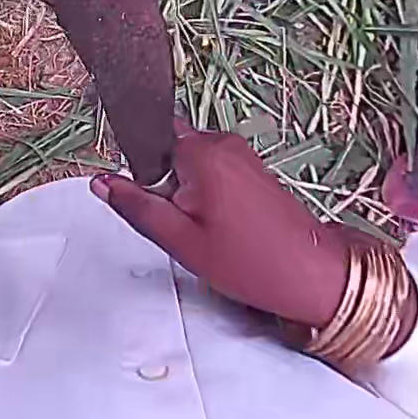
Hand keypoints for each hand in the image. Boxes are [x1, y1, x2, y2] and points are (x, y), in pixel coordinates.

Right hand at [91, 126, 353, 327]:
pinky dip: (203, 190)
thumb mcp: (179, 239)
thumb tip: (100, 181)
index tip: (154, 203)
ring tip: (201, 224)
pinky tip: (217, 221)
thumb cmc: (250, 262)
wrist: (317, 276)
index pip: (146, 141)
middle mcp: (221, 142)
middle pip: (166, 150)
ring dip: (183, 187)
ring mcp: (240, 152)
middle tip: (178, 221)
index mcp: (200, 152)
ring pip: (186, 160)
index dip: (140, 174)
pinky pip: (209, 166)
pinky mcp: (251, 166)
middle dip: (162, 181)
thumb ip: (135, 205)